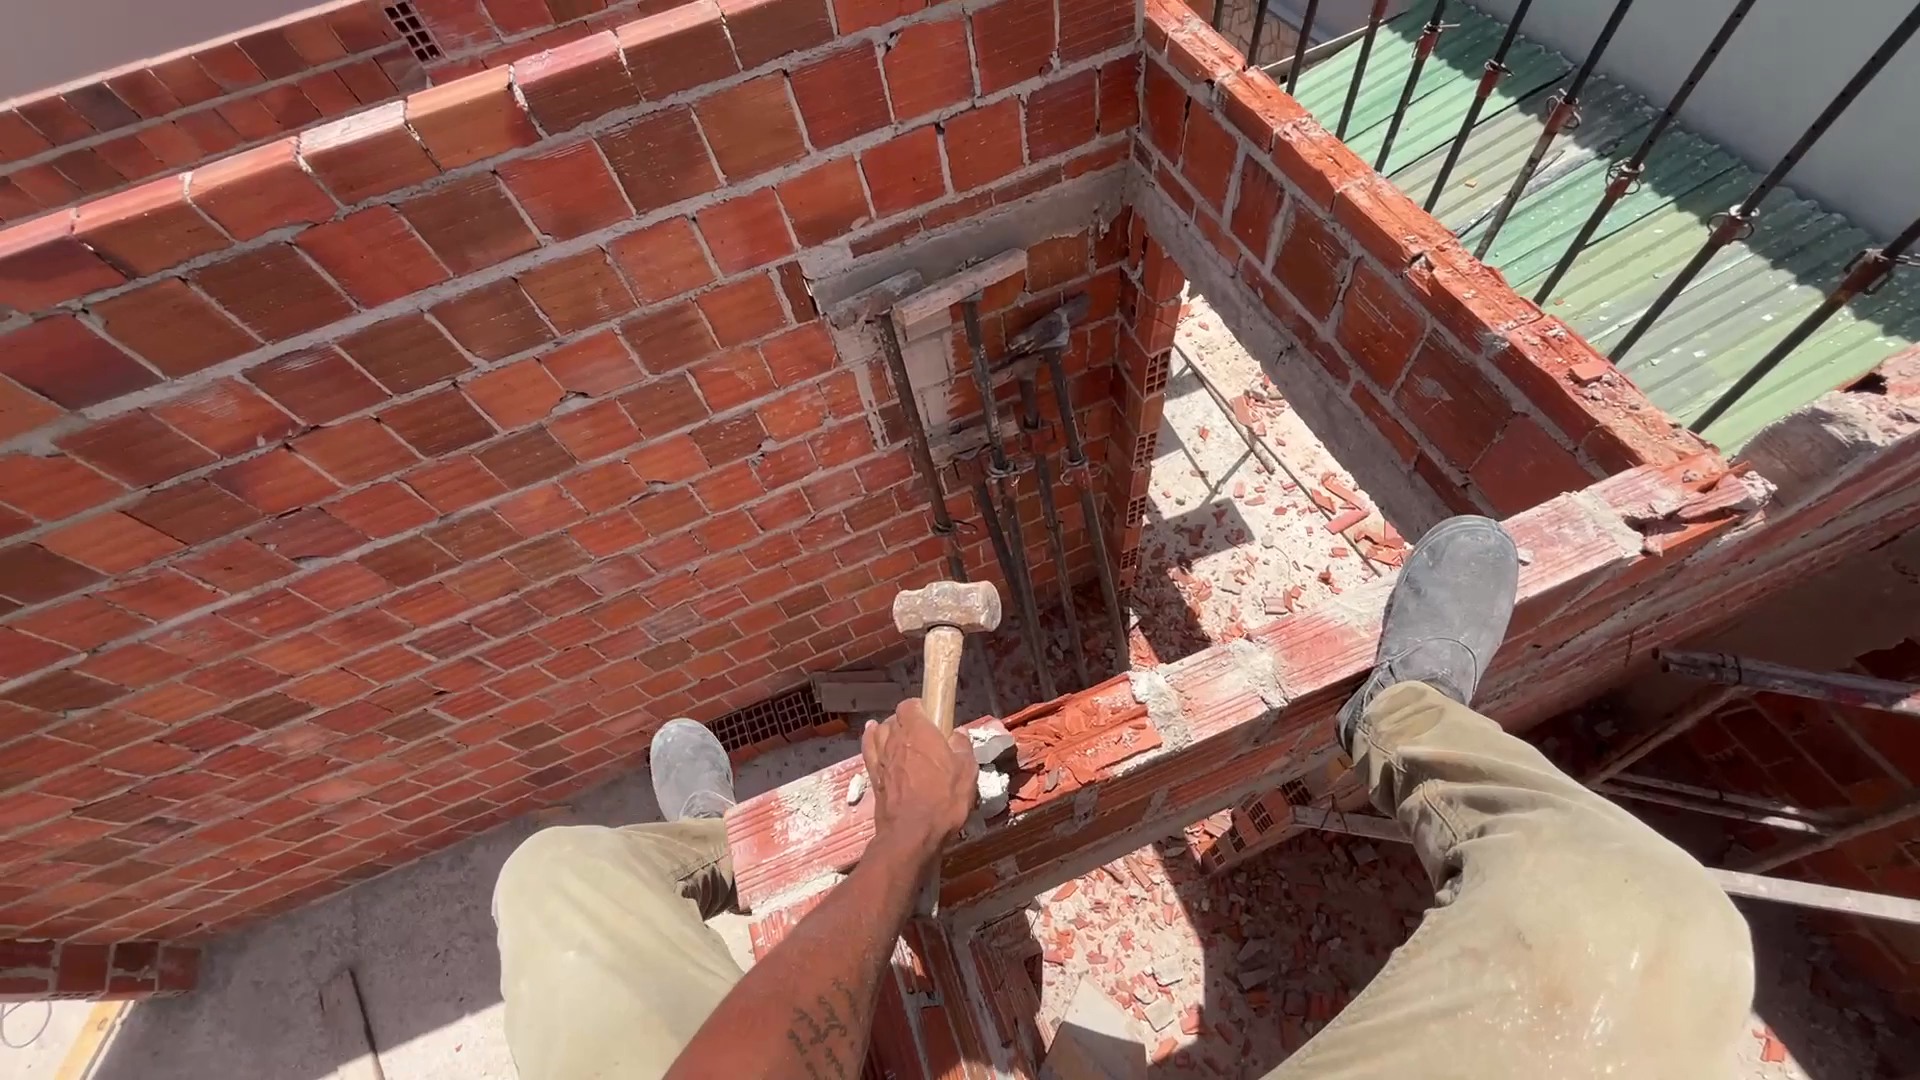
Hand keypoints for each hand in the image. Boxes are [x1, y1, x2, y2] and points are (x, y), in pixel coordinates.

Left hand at [861, 698, 977, 864]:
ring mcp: (881, 757)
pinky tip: (875, 737)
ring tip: (902, 738)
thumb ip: (963, 747)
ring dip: (890, 731)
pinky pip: (868, 749)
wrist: (911, 836)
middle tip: (924, 735)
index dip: (920, 707)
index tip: (932, 717)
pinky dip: (871, 740)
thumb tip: (957, 734)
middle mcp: (895, 739)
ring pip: (880, 732)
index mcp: (919, 732)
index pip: (910, 705)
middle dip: (908, 721)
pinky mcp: (873, 776)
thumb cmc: (943, 802)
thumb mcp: (967, 773)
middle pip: (895, 718)